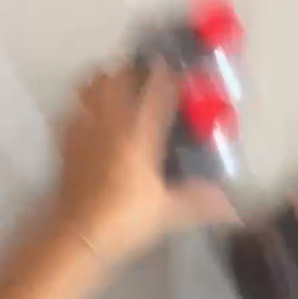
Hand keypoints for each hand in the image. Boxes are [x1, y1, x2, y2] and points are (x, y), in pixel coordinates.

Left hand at [46, 65, 237, 264]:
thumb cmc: (124, 219)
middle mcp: (111, 122)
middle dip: (133, 68)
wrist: (77, 234)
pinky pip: (73, 107)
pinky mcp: (66, 139)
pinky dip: (82, 101)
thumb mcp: (167, 211)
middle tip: (146, 70)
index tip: (176, 64)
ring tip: (116, 80)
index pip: (157, 93)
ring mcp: (85, 127)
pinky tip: (88, 109)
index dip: (167, 74)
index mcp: (139, 133)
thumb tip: (230, 207)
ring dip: (104, 77)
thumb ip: (198, 202)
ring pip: (92, 85)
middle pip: (119, 77)